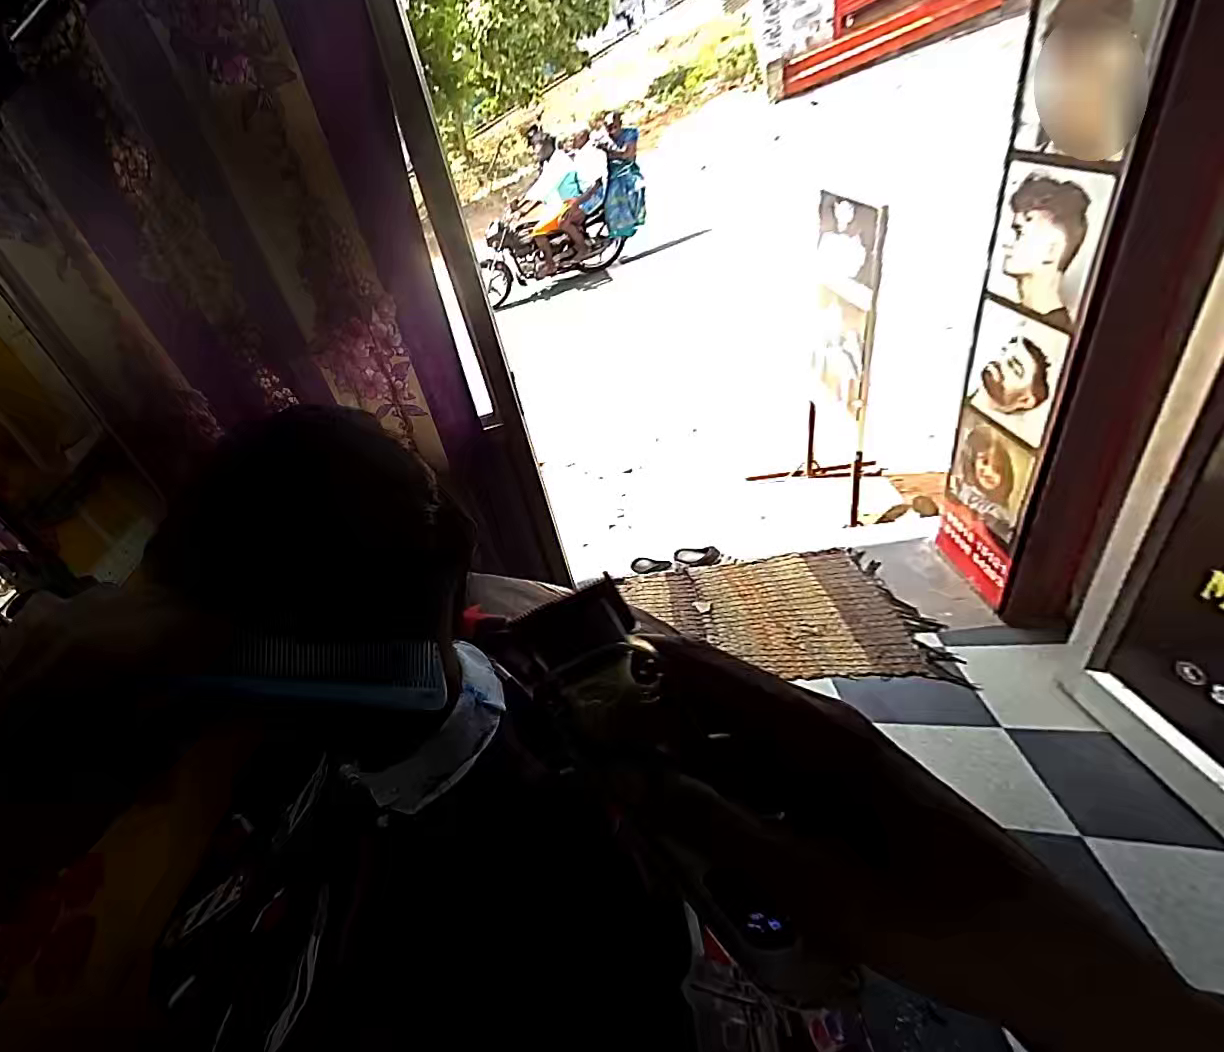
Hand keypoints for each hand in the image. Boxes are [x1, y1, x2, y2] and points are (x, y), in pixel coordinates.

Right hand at [613, 637, 1223, 1050]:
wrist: (1057, 970)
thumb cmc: (941, 919)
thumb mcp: (815, 882)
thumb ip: (710, 824)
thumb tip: (619, 776)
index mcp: (813, 730)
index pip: (701, 667)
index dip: (630, 655)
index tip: (569, 661)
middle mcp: (809, 727)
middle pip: (699, 696)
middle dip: (633, 708)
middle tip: (575, 729)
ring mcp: (815, 756)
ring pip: (715, 736)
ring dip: (664, 751)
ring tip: (611, 772)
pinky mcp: (818, 786)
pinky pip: (739, 769)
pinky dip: (698, 781)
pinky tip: (673, 812)